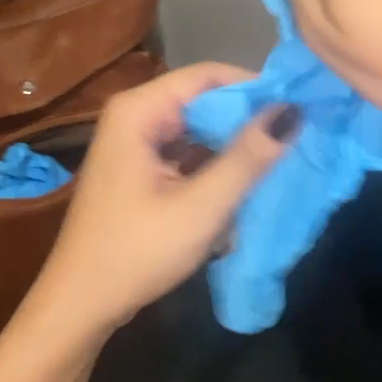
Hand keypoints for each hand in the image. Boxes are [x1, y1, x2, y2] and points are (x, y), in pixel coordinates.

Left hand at [32, 64, 295, 333]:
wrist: (80, 306)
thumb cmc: (136, 252)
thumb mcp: (200, 207)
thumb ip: (246, 158)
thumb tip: (293, 111)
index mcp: (139, 110)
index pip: (209, 75)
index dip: (256, 87)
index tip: (301, 108)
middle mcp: (135, 116)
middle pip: (204, 102)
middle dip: (247, 122)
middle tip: (298, 140)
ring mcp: (135, 144)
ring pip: (199, 131)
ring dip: (234, 151)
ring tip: (279, 165)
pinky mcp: (141, 171)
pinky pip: (187, 155)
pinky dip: (215, 170)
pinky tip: (243, 192)